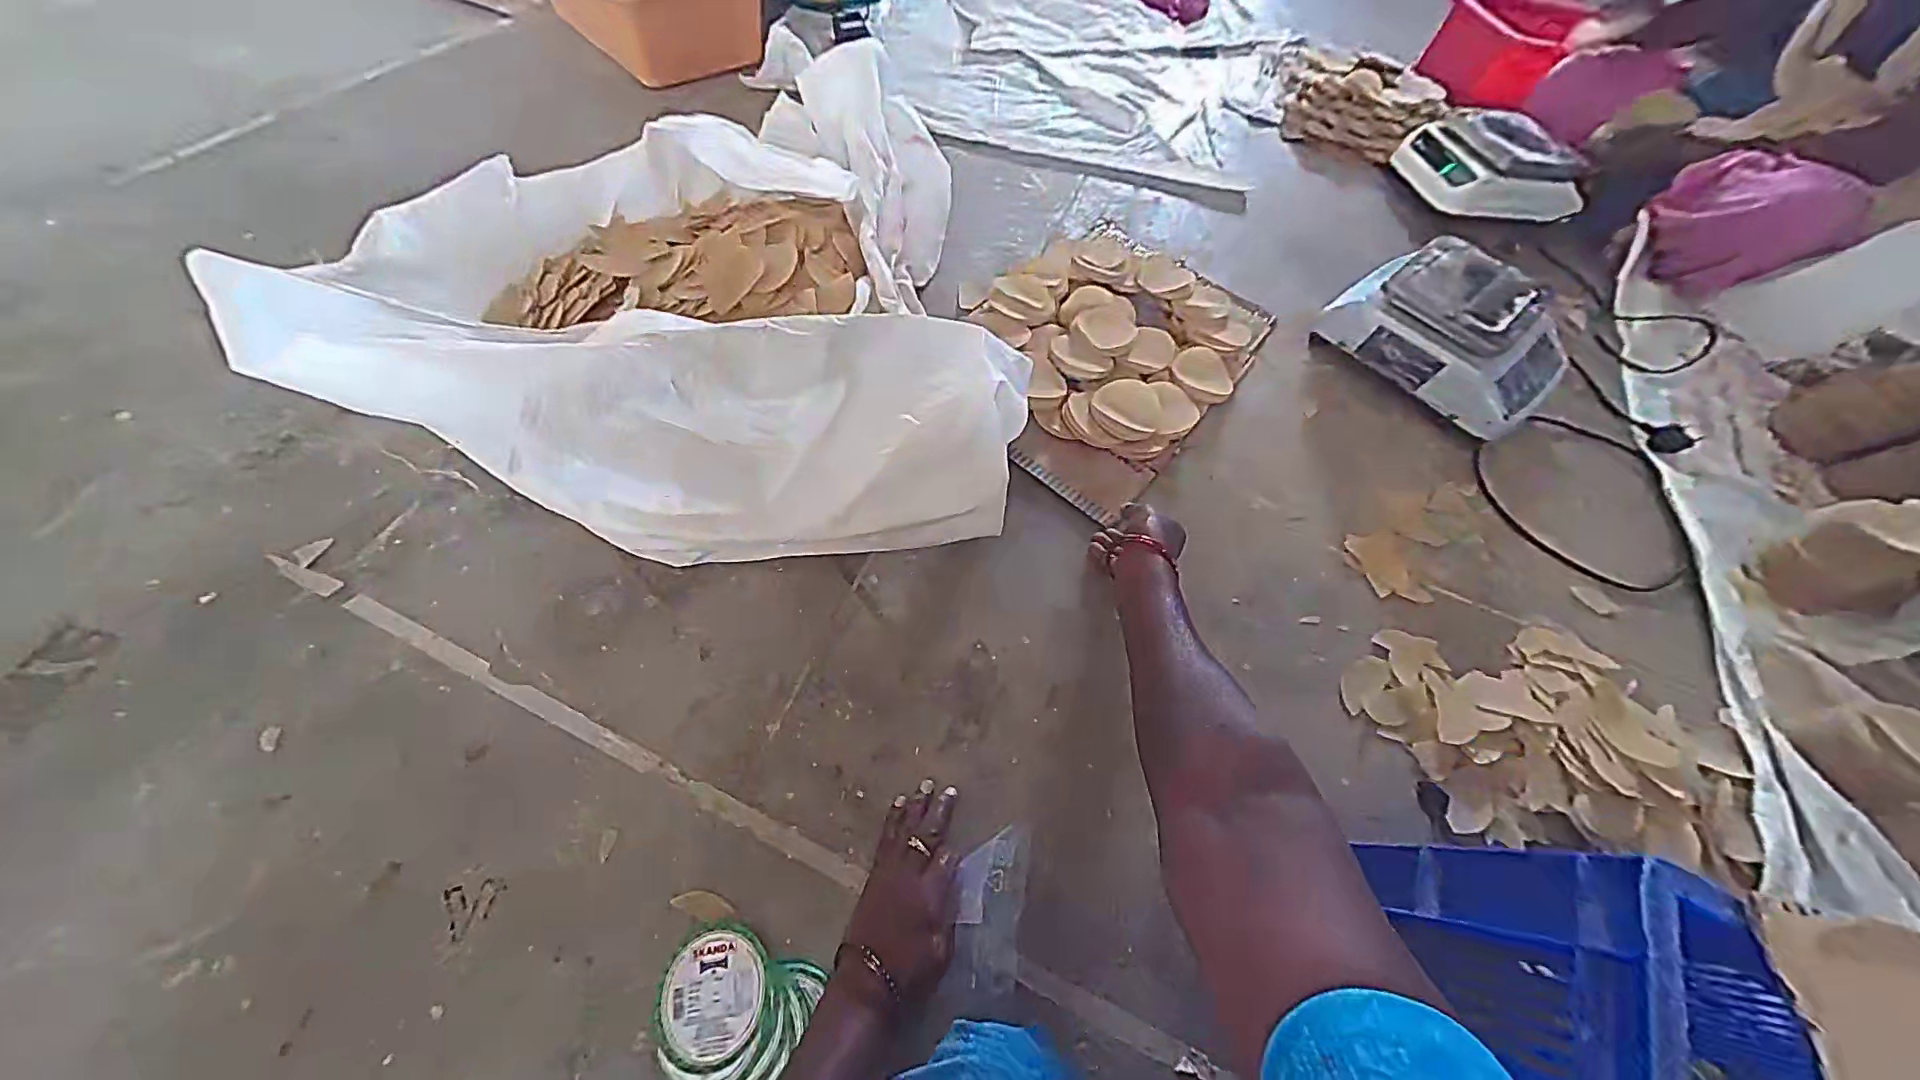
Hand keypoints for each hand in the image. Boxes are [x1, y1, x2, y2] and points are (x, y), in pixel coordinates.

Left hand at [838, 780, 959, 1009]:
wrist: (866, 979)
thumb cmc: (910, 970)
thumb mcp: (942, 949)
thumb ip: (950, 912)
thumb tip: (955, 884)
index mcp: (931, 894)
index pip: (947, 860)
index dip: (954, 849)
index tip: (962, 838)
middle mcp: (910, 876)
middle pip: (926, 836)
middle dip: (938, 812)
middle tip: (947, 789)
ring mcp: (889, 872)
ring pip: (903, 831)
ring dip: (913, 809)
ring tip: (920, 789)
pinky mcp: (874, 875)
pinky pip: (885, 840)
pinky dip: (892, 821)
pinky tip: (897, 808)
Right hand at [1089, 502, 1187, 576]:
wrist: (1144, 565)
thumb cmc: (1150, 536)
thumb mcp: (1143, 512)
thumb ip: (1134, 509)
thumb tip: (1126, 509)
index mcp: (1171, 533)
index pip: (1152, 524)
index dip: (1136, 520)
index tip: (1121, 516)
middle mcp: (1160, 550)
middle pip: (1135, 539)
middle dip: (1117, 533)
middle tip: (1107, 528)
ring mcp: (1145, 565)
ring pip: (1123, 551)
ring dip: (1107, 543)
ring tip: (1096, 537)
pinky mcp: (1129, 577)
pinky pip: (1114, 562)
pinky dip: (1102, 554)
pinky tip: (1094, 547)